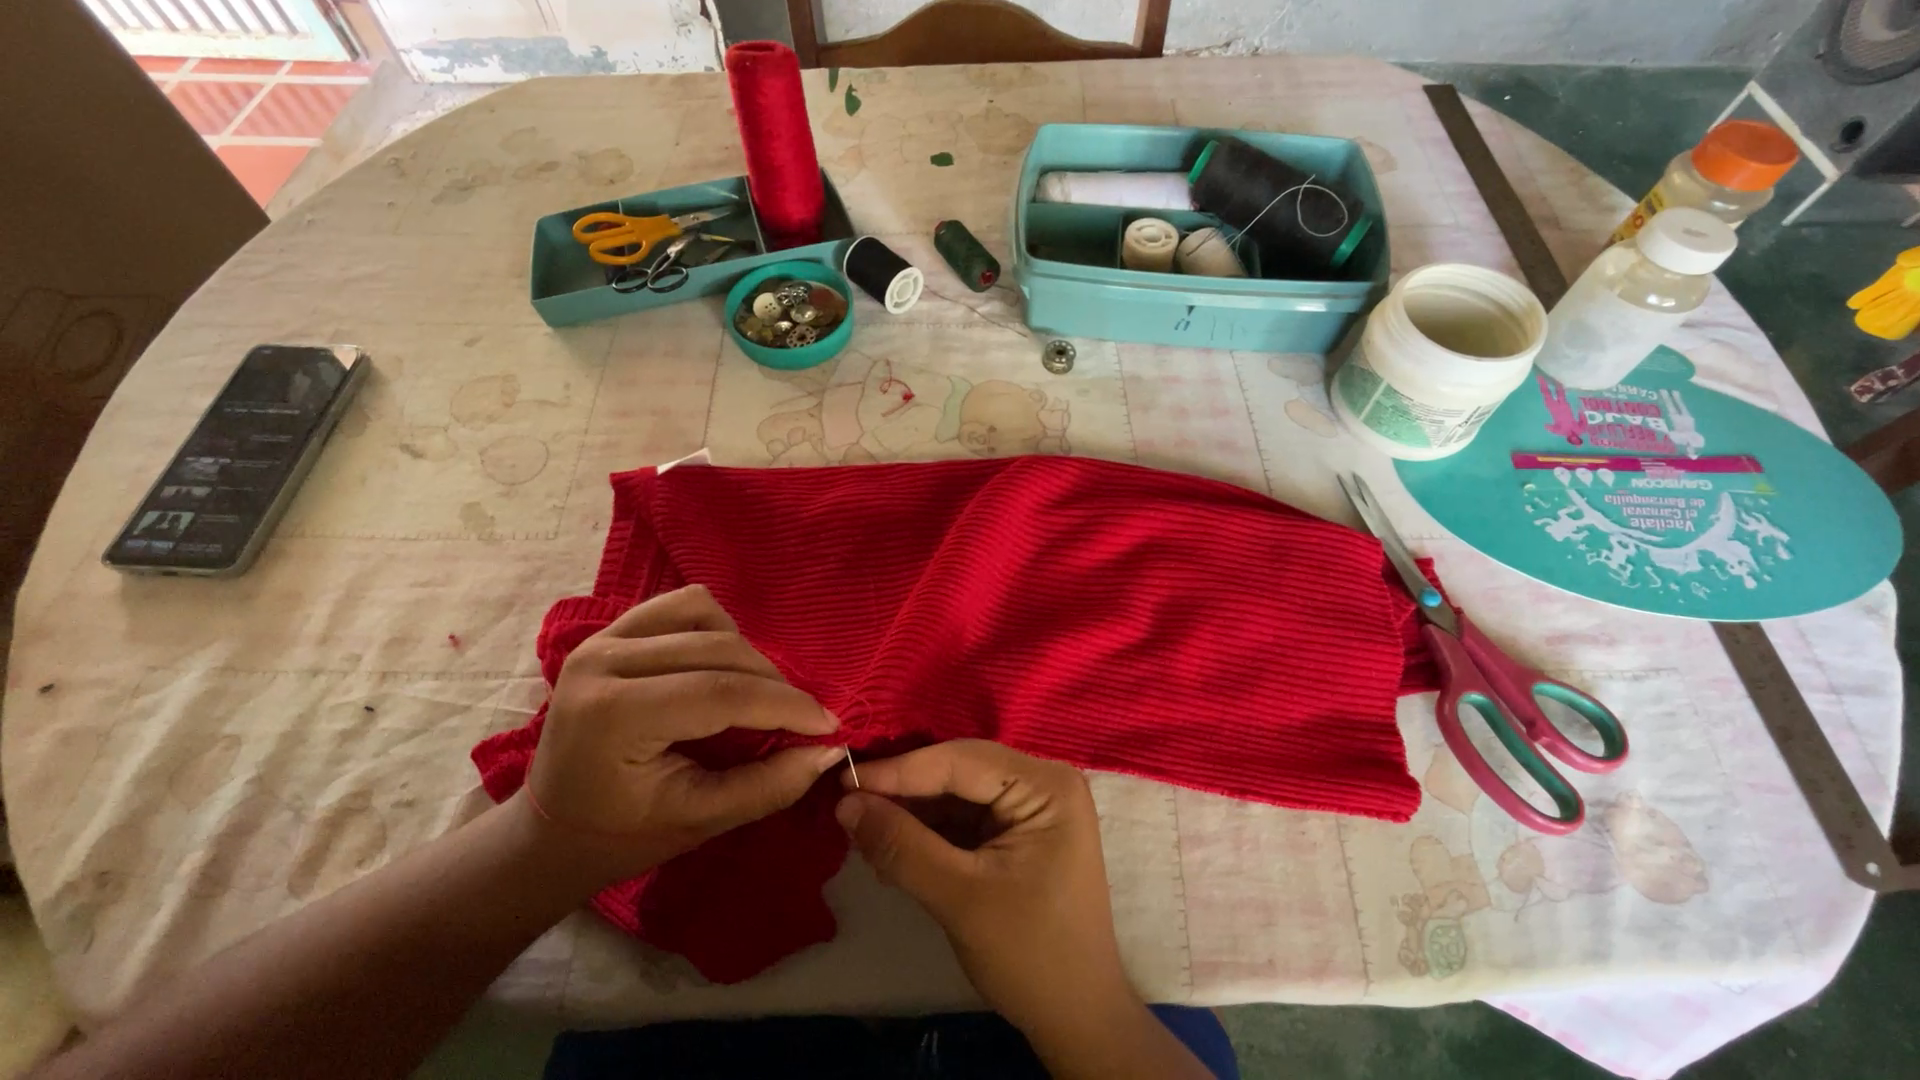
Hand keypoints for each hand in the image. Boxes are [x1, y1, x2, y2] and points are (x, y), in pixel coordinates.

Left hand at [527, 585, 843, 886]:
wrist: (552, 831)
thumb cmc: (620, 837)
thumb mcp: (698, 822)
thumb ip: (767, 786)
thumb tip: (828, 751)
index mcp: (615, 714)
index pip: (722, 692)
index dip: (787, 706)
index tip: (830, 727)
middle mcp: (604, 660)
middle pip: (720, 649)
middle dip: (775, 685)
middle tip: (802, 722)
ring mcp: (601, 638)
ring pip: (704, 614)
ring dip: (745, 653)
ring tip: (758, 696)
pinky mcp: (607, 632)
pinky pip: (680, 607)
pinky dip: (716, 630)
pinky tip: (722, 669)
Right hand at [833, 740, 1129, 1031]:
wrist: (1076, 1017)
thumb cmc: (1031, 954)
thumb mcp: (960, 898)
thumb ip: (902, 847)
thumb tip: (844, 803)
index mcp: (1047, 786)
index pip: (961, 760)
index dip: (899, 770)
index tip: (841, 780)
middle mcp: (1042, 784)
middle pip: (957, 772)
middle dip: (902, 792)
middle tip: (844, 806)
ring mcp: (1030, 809)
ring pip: (954, 796)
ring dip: (909, 815)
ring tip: (860, 832)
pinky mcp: (1015, 835)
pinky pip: (961, 820)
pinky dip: (925, 834)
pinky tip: (888, 851)